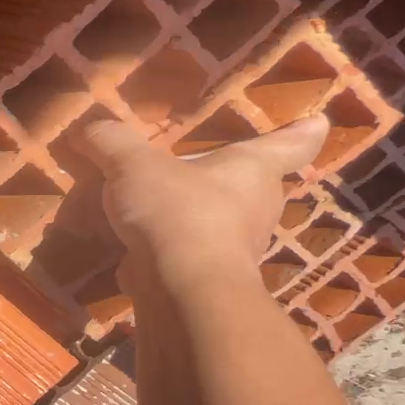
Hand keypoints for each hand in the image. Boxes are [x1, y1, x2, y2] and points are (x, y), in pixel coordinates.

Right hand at [77, 114, 329, 275]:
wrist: (182, 283)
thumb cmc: (178, 210)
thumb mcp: (132, 164)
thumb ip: (110, 141)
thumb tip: (88, 126)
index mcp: (253, 169)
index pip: (291, 144)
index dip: (303, 131)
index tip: (316, 121)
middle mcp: (257, 204)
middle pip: (250, 182)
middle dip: (226, 174)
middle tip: (198, 162)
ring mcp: (236, 241)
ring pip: (217, 216)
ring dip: (191, 210)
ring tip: (149, 201)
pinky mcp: (208, 269)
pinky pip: (186, 245)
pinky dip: (165, 239)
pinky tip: (133, 236)